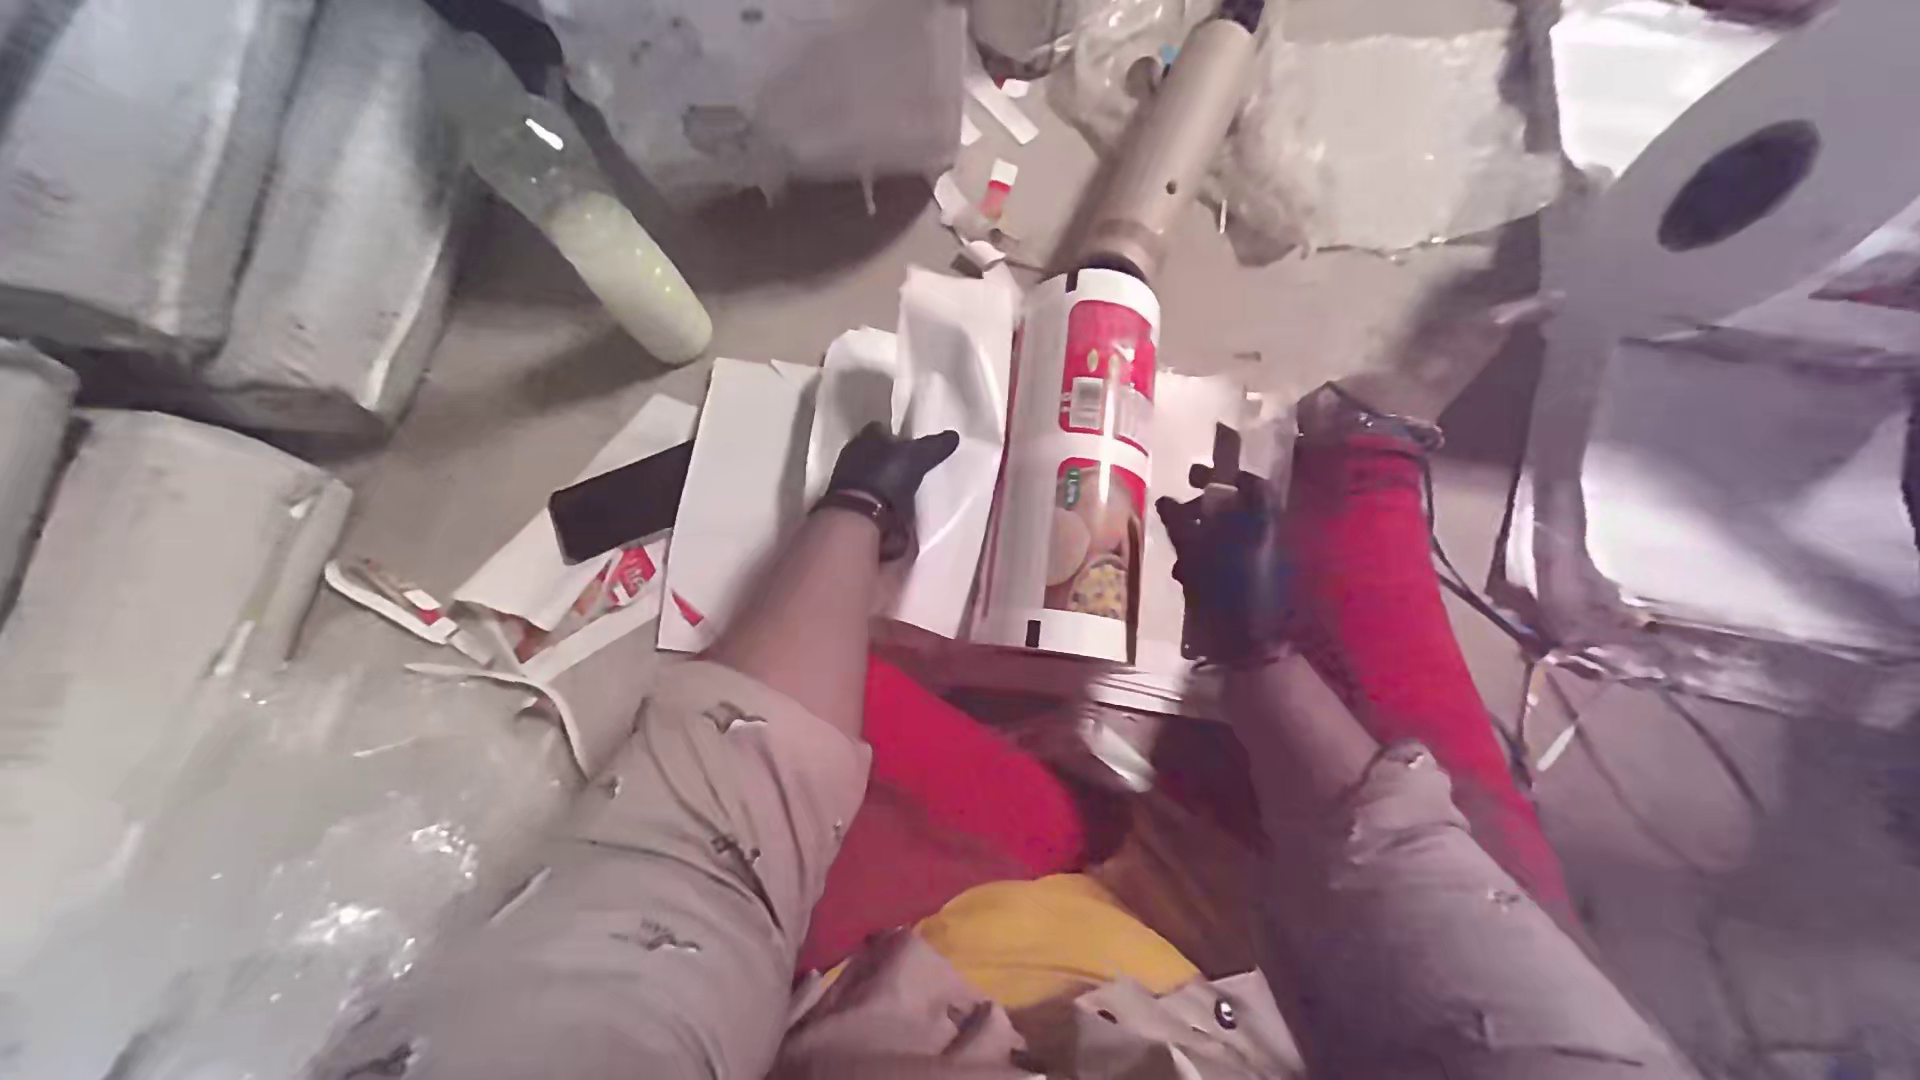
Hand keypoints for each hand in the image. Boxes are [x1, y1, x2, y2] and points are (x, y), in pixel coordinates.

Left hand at [822, 423, 959, 560]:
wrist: (862, 517)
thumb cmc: (887, 477)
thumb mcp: (917, 457)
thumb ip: (934, 446)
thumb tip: (953, 436)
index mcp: (866, 437)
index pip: (882, 429)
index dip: (897, 436)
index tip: (912, 444)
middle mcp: (853, 455)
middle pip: (875, 452)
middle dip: (889, 458)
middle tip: (911, 467)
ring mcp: (848, 481)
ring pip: (871, 474)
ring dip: (884, 480)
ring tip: (906, 490)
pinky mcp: (851, 504)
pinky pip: (869, 496)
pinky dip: (880, 499)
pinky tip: (894, 506)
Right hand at [1155, 470, 1292, 666]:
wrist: (1254, 646)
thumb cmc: (1225, 592)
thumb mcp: (1195, 553)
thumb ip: (1179, 523)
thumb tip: (1165, 501)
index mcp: (1263, 521)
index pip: (1252, 484)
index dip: (1224, 477)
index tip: (1195, 480)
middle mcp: (1271, 536)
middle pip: (1239, 509)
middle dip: (1204, 510)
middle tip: (1179, 512)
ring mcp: (1269, 561)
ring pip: (1233, 536)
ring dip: (1204, 538)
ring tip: (1180, 554)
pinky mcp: (1262, 582)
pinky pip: (1234, 560)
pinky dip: (1212, 560)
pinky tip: (1190, 576)